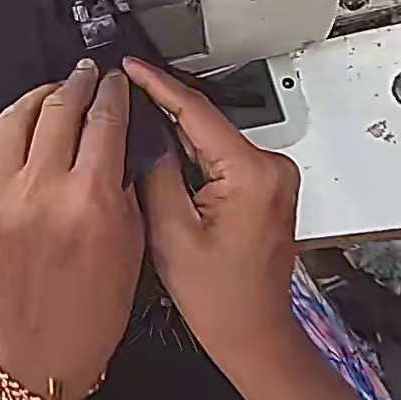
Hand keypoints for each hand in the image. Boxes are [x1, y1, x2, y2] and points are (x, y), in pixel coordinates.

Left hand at [0, 60, 142, 399]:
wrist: (41, 340)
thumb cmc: (95, 301)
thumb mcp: (133, 237)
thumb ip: (123, 179)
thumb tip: (117, 135)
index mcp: (90, 201)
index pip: (103, 123)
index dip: (113, 93)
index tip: (117, 82)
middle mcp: (44, 191)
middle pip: (61, 109)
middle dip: (80, 82)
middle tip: (92, 73)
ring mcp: (6, 195)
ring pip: (22, 116)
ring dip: (46, 92)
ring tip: (62, 86)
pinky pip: (0, 142)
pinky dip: (20, 119)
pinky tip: (35, 115)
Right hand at [123, 57, 301, 371]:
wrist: (254, 332)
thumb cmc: (220, 299)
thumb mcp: (171, 232)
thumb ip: (157, 172)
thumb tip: (148, 134)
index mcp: (252, 174)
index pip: (198, 112)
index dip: (159, 84)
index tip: (134, 67)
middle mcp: (272, 168)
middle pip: (208, 122)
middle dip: (165, 107)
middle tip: (126, 91)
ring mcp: (274, 176)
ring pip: (214, 138)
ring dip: (179, 130)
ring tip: (138, 118)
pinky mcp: (268, 185)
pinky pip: (224, 155)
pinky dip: (196, 152)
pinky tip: (167, 149)